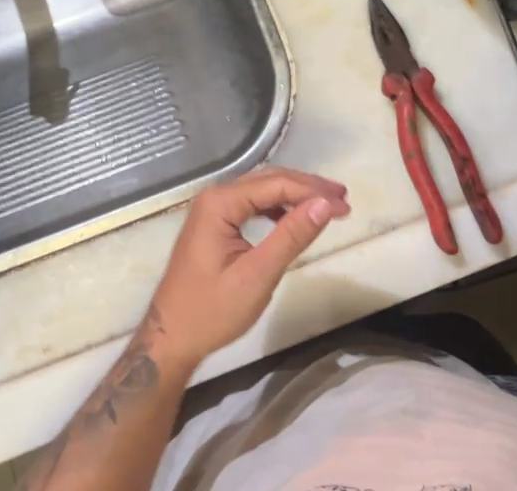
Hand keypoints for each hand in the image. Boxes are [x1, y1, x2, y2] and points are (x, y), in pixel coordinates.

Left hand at [144, 168, 351, 367]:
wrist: (171, 336)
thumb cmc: (212, 310)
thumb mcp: (257, 275)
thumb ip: (291, 236)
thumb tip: (325, 204)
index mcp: (219, 203)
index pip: (275, 184)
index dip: (313, 191)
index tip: (346, 205)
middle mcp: (214, 197)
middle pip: (268, 180)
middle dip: (307, 188)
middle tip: (343, 201)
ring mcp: (212, 210)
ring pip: (261, 190)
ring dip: (294, 196)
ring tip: (327, 207)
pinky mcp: (215, 224)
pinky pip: (252, 204)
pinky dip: (277, 208)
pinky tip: (295, 218)